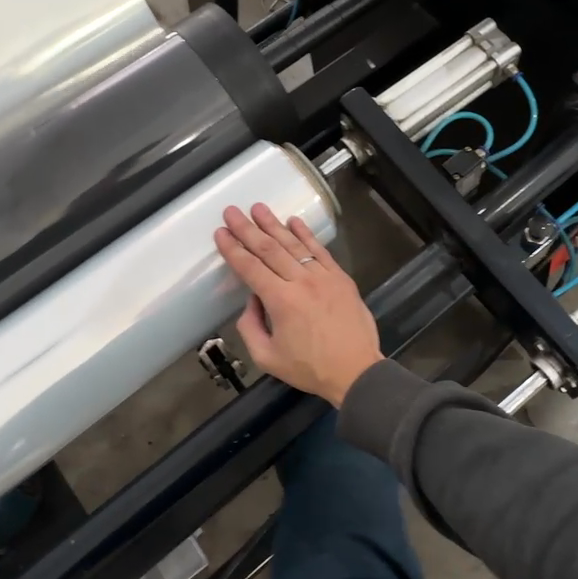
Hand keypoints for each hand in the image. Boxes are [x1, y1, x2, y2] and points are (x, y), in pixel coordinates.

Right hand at [214, 203, 381, 406]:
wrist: (356, 370)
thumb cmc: (310, 368)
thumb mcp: (266, 357)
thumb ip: (250, 327)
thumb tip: (251, 301)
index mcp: (281, 301)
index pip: (250, 268)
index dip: (233, 249)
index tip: (221, 233)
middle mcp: (301, 282)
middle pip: (269, 249)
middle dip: (248, 229)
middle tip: (232, 211)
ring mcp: (324, 277)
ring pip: (294, 244)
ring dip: (274, 224)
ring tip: (259, 208)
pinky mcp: (341, 278)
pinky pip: (320, 250)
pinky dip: (306, 234)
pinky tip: (294, 221)